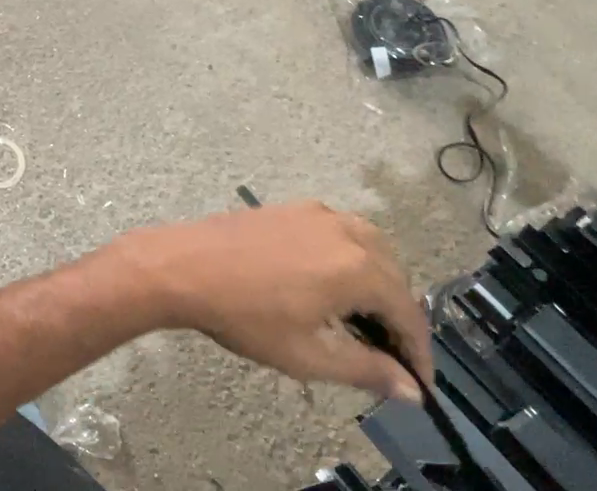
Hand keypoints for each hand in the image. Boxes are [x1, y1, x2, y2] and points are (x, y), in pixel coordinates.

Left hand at [128, 202, 432, 401]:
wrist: (178, 266)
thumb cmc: (242, 314)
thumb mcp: (307, 355)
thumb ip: (366, 370)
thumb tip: (411, 390)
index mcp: (358, 267)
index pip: (408, 314)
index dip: (417, 352)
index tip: (418, 382)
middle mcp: (344, 230)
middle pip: (393, 275)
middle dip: (397, 315)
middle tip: (388, 354)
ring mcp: (313, 213)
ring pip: (368, 247)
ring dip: (375, 281)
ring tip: (360, 320)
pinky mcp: (286, 208)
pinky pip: (336, 231)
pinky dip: (347, 257)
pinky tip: (327, 284)